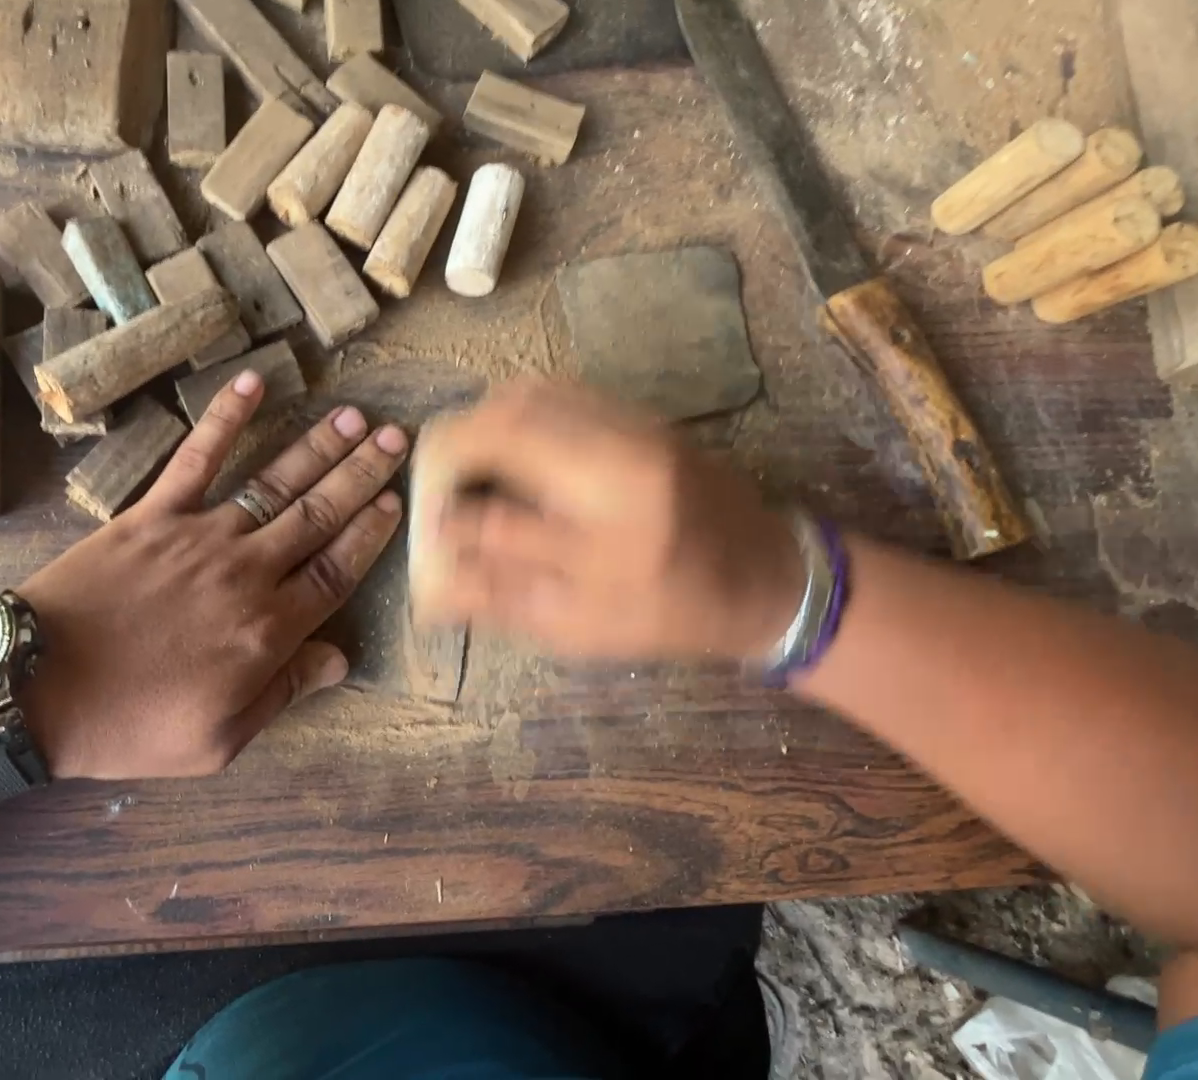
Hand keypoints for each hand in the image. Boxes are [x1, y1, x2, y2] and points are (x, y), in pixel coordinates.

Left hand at [19, 371, 408, 779]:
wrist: (34, 689)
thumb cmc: (129, 725)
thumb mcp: (219, 739)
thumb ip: (283, 692)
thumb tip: (339, 659)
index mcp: (267, 631)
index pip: (336, 572)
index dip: (370, 534)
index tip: (396, 501)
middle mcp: (246, 573)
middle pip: (318, 516)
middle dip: (362, 475)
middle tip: (395, 439)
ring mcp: (199, 536)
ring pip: (273, 482)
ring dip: (317, 447)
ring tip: (352, 417)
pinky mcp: (152, 514)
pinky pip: (196, 457)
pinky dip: (225, 418)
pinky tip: (252, 384)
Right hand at [414, 380, 802, 660]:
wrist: (771, 574)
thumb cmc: (674, 614)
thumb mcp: (586, 627)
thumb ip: (502, 601)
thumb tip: (428, 590)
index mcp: (609, 539)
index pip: (496, 519)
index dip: (444, 525)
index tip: (427, 540)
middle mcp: (622, 467)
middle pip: (507, 427)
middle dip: (449, 450)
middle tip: (430, 484)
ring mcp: (634, 430)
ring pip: (529, 396)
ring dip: (477, 422)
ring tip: (457, 461)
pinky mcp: (639, 414)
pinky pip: (558, 389)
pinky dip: (512, 407)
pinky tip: (499, 437)